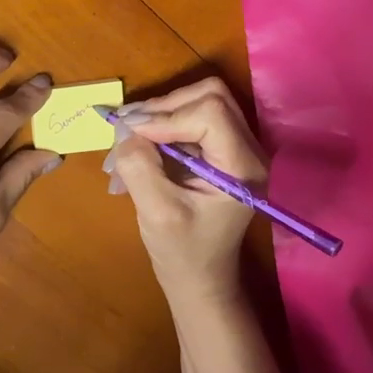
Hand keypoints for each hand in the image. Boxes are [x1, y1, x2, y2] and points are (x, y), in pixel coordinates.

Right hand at [108, 78, 267, 303]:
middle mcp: (248, 149)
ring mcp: (236, 147)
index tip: (130, 134)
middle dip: (164, 106)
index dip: (166, 117)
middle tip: (128, 127)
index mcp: (241, 167)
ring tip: (128, 133)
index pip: (209, 112)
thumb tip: (124, 128)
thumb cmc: (182, 253)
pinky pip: (193, 116)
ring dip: (161, 111)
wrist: (200, 278)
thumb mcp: (155, 212)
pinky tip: (139, 142)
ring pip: (200, 99)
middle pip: (209, 95)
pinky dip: (163, 122)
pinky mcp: (220, 149)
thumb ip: (139, 166)